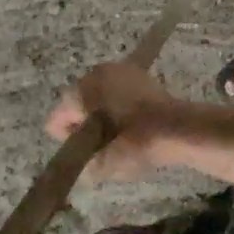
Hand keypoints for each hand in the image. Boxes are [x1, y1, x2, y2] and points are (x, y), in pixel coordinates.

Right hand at [44, 62, 181, 181]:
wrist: (177, 128)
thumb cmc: (136, 144)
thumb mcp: (104, 165)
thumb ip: (83, 165)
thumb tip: (83, 163)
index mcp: (79, 92)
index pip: (57, 120)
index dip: (70, 140)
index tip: (90, 150)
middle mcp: (94, 73)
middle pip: (76, 104)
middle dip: (86, 123)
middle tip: (106, 142)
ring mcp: (117, 68)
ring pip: (96, 96)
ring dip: (102, 112)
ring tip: (121, 131)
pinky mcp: (137, 71)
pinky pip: (116, 90)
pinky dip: (119, 103)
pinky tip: (134, 119)